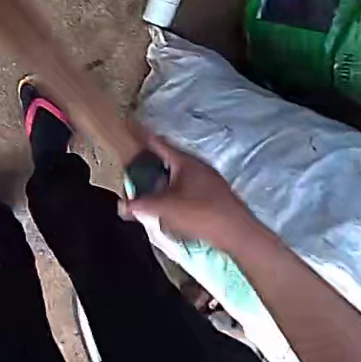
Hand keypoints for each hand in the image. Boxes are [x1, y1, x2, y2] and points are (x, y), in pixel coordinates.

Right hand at [125, 136, 273, 255]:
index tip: (131, 128)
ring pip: (181, 174)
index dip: (143, 136)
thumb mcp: (165, 209)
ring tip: (151, 188)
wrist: (238, 233)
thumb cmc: (201, 213)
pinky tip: (172, 206)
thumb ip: (140, 206)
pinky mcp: (216, 195)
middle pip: (170, 158)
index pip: (159, 143)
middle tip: (136, 165)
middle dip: (153, 161)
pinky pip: (190, 186)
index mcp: (185, 162)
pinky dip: (177, 190)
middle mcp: (198, 166)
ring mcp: (209, 180)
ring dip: (165, 179)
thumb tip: (121, 206)